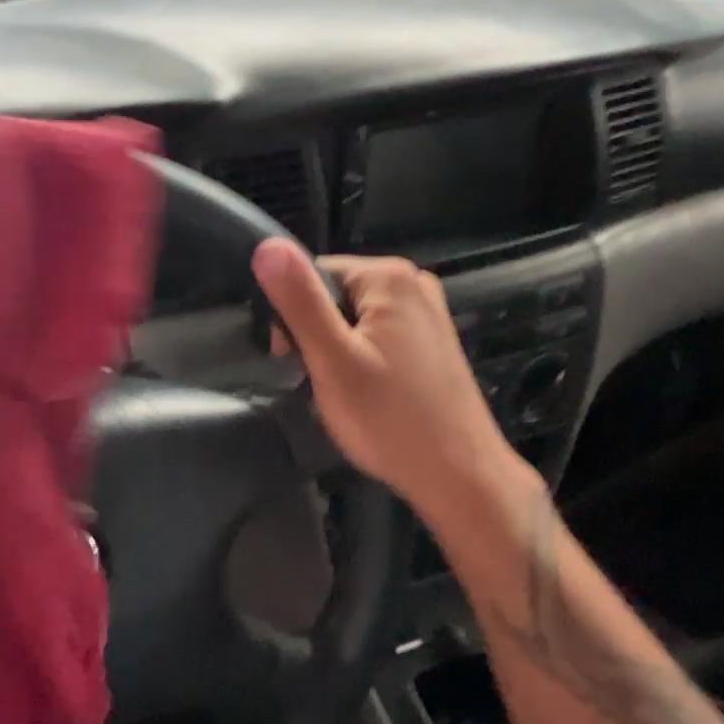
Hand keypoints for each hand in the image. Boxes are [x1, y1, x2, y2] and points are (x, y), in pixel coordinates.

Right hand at [252, 239, 536, 514]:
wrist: (459, 476)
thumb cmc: (389, 419)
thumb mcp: (332, 359)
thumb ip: (299, 301)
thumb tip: (265, 246)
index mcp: (388, 277)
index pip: (311, 275)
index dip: (292, 316)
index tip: (294, 359)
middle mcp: (413, 282)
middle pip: (333, 294)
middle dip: (316, 335)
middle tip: (324, 380)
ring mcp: (427, 312)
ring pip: (352, 318)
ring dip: (336, 351)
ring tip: (346, 390)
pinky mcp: (432, 340)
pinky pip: (376, 334)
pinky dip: (362, 359)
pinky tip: (368, 392)